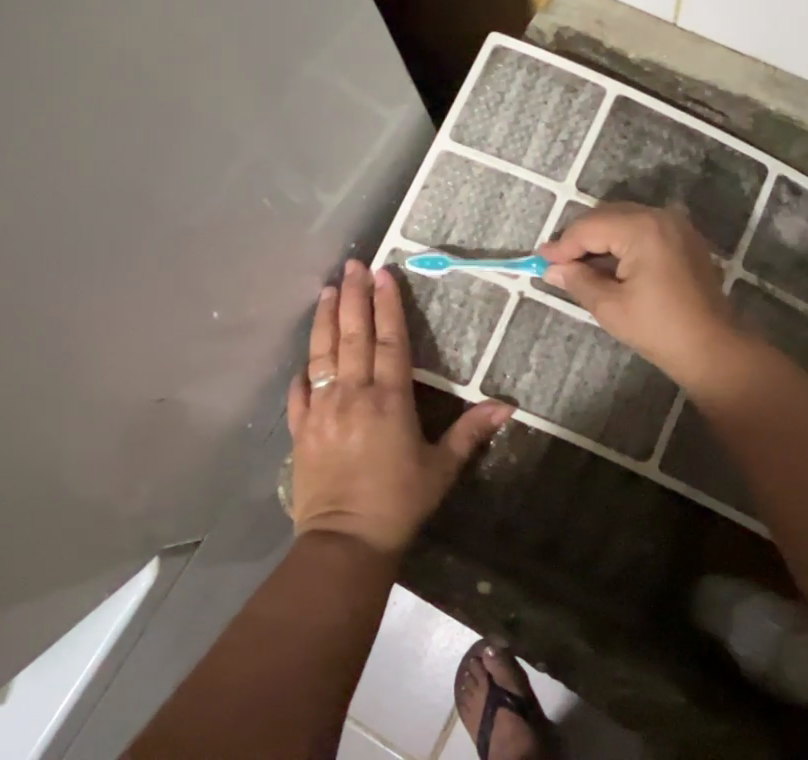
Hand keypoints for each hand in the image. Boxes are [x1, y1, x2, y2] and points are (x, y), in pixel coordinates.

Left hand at [287, 260, 512, 554]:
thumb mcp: (441, 468)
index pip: (389, 340)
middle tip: (352, 264)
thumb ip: (470, 432)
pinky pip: (299, 392)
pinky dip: (302, 371)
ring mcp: (322, 410)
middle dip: (354, 297)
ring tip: (328, 289)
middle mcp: (353, 395)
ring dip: (325, 320)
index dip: (387, 304)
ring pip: (323, 354)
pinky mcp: (301, 430)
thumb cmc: (399, 503)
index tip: (383, 273)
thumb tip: (508, 406)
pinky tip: (303, 358)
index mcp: (389, 399)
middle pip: (353, 336)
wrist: (346, 541)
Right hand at [538, 203, 737, 384]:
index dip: (562, 245)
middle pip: (607, 216)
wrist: (710, 347)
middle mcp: (660, 217)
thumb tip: (552, 269)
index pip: (589, 227)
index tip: (540, 260)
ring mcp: (676, 225)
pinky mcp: (684, 239)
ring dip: (600, 239)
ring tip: (578, 264)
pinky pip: (644, 229)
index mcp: (642, 229)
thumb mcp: (609, 306)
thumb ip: (578, 280)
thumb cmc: (658, 328)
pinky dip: (622, 241)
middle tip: (557, 262)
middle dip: (580, 238)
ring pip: (624, 220)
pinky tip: (608, 264)